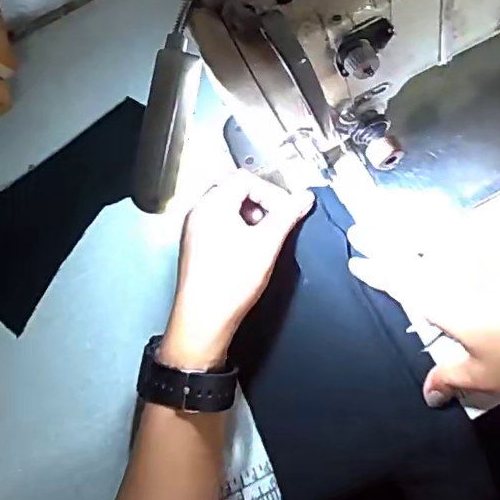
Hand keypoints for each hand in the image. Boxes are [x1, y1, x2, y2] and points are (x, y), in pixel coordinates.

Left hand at [163, 171, 313, 369]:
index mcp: (212, 205)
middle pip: (235, 188)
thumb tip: (304, 198)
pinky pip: (220, 222)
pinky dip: (238, 226)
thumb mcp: (267, 243)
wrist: (203, 320)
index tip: (286, 210)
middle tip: (276, 218)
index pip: (246, 179)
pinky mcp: (196, 245)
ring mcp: (195, 229)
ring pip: (228, 205)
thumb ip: (288, 215)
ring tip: (264, 235)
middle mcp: (199, 212)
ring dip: (251, 213)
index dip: (271, 192)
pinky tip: (250, 246)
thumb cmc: (229, 283)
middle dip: (261, 200)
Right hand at [346, 223, 499, 406]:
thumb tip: (429, 388)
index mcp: (447, 300)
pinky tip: (449, 237)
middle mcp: (461, 264)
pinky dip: (450, 231)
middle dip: (384, 235)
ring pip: (439, 231)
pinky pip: (469, 230)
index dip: (375, 268)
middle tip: (362, 228)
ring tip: (397, 228)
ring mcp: (488, 246)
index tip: (357, 259)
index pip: (400, 279)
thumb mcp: (491, 375)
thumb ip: (451, 375)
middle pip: (413, 243)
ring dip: (414, 229)